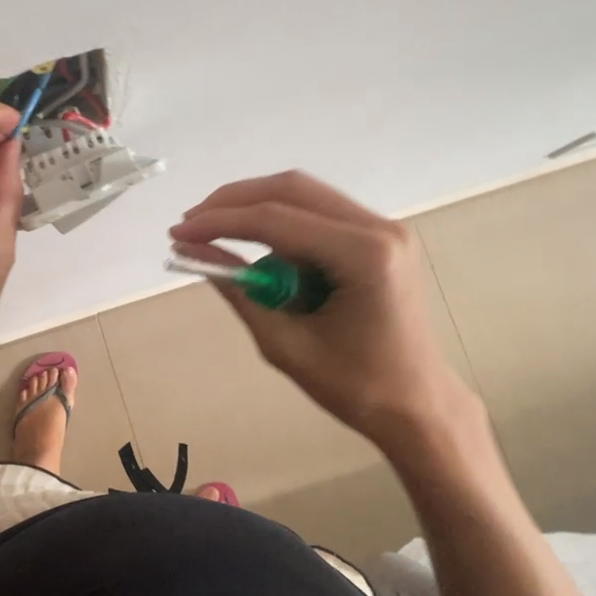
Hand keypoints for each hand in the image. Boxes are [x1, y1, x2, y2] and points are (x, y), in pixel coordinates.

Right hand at [168, 171, 479, 458]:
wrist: (418, 405)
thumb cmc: (356, 387)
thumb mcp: (285, 344)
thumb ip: (240, 291)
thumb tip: (195, 252)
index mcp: (365, 256)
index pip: (276, 220)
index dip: (219, 223)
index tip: (178, 233)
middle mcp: (380, 228)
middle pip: (291, 189)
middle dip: (233, 203)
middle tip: (189, 224)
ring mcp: (384, 228)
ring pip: (304, 194)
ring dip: (255, 208)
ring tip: (213, 232)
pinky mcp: (379, 237)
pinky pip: (319, 213)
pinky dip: (280, 223)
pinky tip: (254, 244)